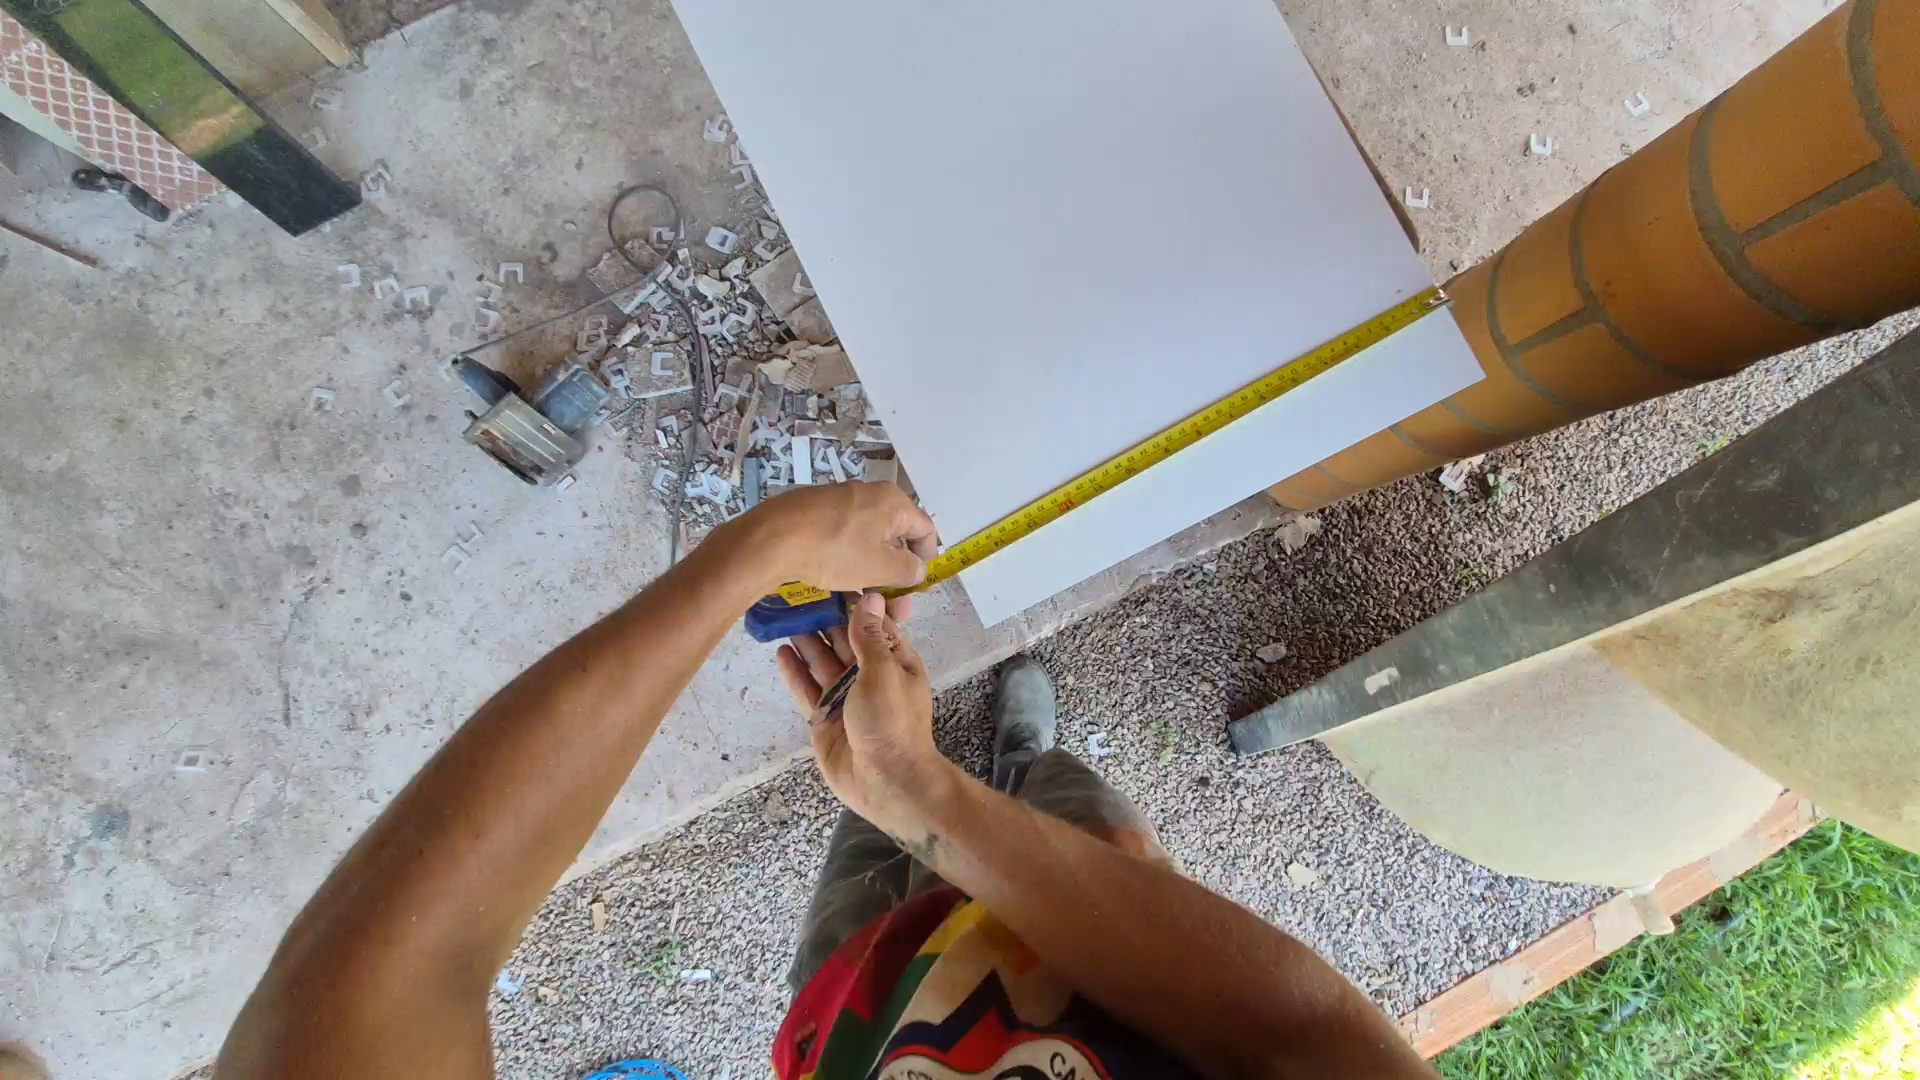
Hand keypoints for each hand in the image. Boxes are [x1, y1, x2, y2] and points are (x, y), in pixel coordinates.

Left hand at [727, 482, 938, 613]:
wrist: (771, 539)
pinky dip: (849, 560)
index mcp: (892, 501)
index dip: (927, 560)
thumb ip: (909, 570)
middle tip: (892, 606)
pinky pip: (843, 536)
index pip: (925, 529)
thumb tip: (917, 569)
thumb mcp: (881, 567)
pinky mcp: (814, 510)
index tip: (916, 588)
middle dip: (897, 574)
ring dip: (873, 571)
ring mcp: (839, 500)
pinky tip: (839, 584)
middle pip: (895, 535)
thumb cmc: (835, 551)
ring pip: (868, 539)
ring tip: (864, 601)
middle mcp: (869, 493)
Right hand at [776, 592, 949, 834]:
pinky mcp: (824, 717)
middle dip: (824, 619)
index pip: (873, 624)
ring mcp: (845, 696)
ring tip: (783, 615)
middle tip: (796, 593)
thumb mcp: (884, 672)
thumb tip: (870, 596)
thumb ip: (869, 636)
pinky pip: (807, 689)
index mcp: (895, 661)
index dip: (853, 604)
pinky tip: (781, 652)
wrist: (886, 782)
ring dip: (806, 640)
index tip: (831, 578)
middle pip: (843, 641)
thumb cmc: (892, 722)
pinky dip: (795, 671)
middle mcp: (869, 675)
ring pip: (822, 662)